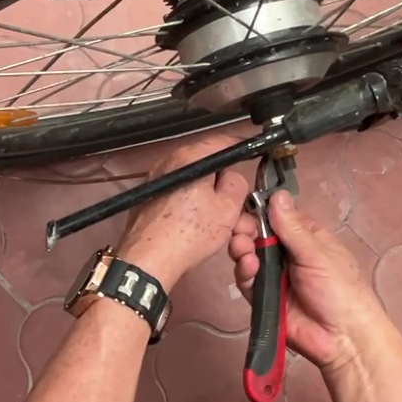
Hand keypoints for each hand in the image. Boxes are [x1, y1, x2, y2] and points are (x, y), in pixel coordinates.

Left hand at [118, 135, 251, 286]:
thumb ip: (237, 183)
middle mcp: (169, 163)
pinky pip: (180, 197)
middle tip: (240, 209)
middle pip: (208, 166)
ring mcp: (156, 182)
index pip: (222, 141)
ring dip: (213, 201)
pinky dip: (194, 208)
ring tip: (224, 227)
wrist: (148, 260)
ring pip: (195, 185)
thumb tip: (231, 176)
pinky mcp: (150, 200)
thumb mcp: (228, 207)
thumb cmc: (189, 232)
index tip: (253, 158)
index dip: (242, 149)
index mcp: (189, 157)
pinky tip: (201, 229)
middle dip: (227, 187)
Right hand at [229, 191, 390, 370]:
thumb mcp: (317, 253)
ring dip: (242, 249)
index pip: (276, 216)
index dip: (260, 210)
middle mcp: (286, 253)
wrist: (343, 337)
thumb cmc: (339, 289)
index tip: (246, 207)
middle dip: (245, 230)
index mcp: (304, 236)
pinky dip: (244, 272)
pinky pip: (247, 281)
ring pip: (248, 256)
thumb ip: (292, 227)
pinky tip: (249, 267)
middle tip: (240, 231)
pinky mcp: (263, 297)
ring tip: (242, 249)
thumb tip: (277, 194)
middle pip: (257, 235)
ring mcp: (274, 275)